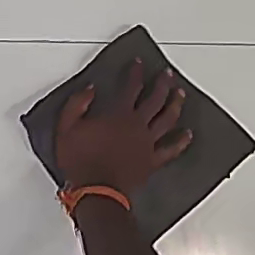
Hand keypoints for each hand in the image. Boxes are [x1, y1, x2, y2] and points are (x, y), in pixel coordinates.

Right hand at [55, 59, 193, 196]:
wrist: (96, 191)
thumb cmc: (80, 159)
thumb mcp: (66, 126)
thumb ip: (78, 103)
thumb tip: (90, 88)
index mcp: (119, 115)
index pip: (131, 87)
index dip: (136, 73)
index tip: (139, 64)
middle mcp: (137, 126)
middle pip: (155, 99)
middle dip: (162, 84)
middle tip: (168, 74)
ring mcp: (148, 143)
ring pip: (167, 119)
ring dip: (175, 104)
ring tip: (180, 94)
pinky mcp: (152, 161)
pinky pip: (171, 149)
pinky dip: (181, 140)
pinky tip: (188, 133)